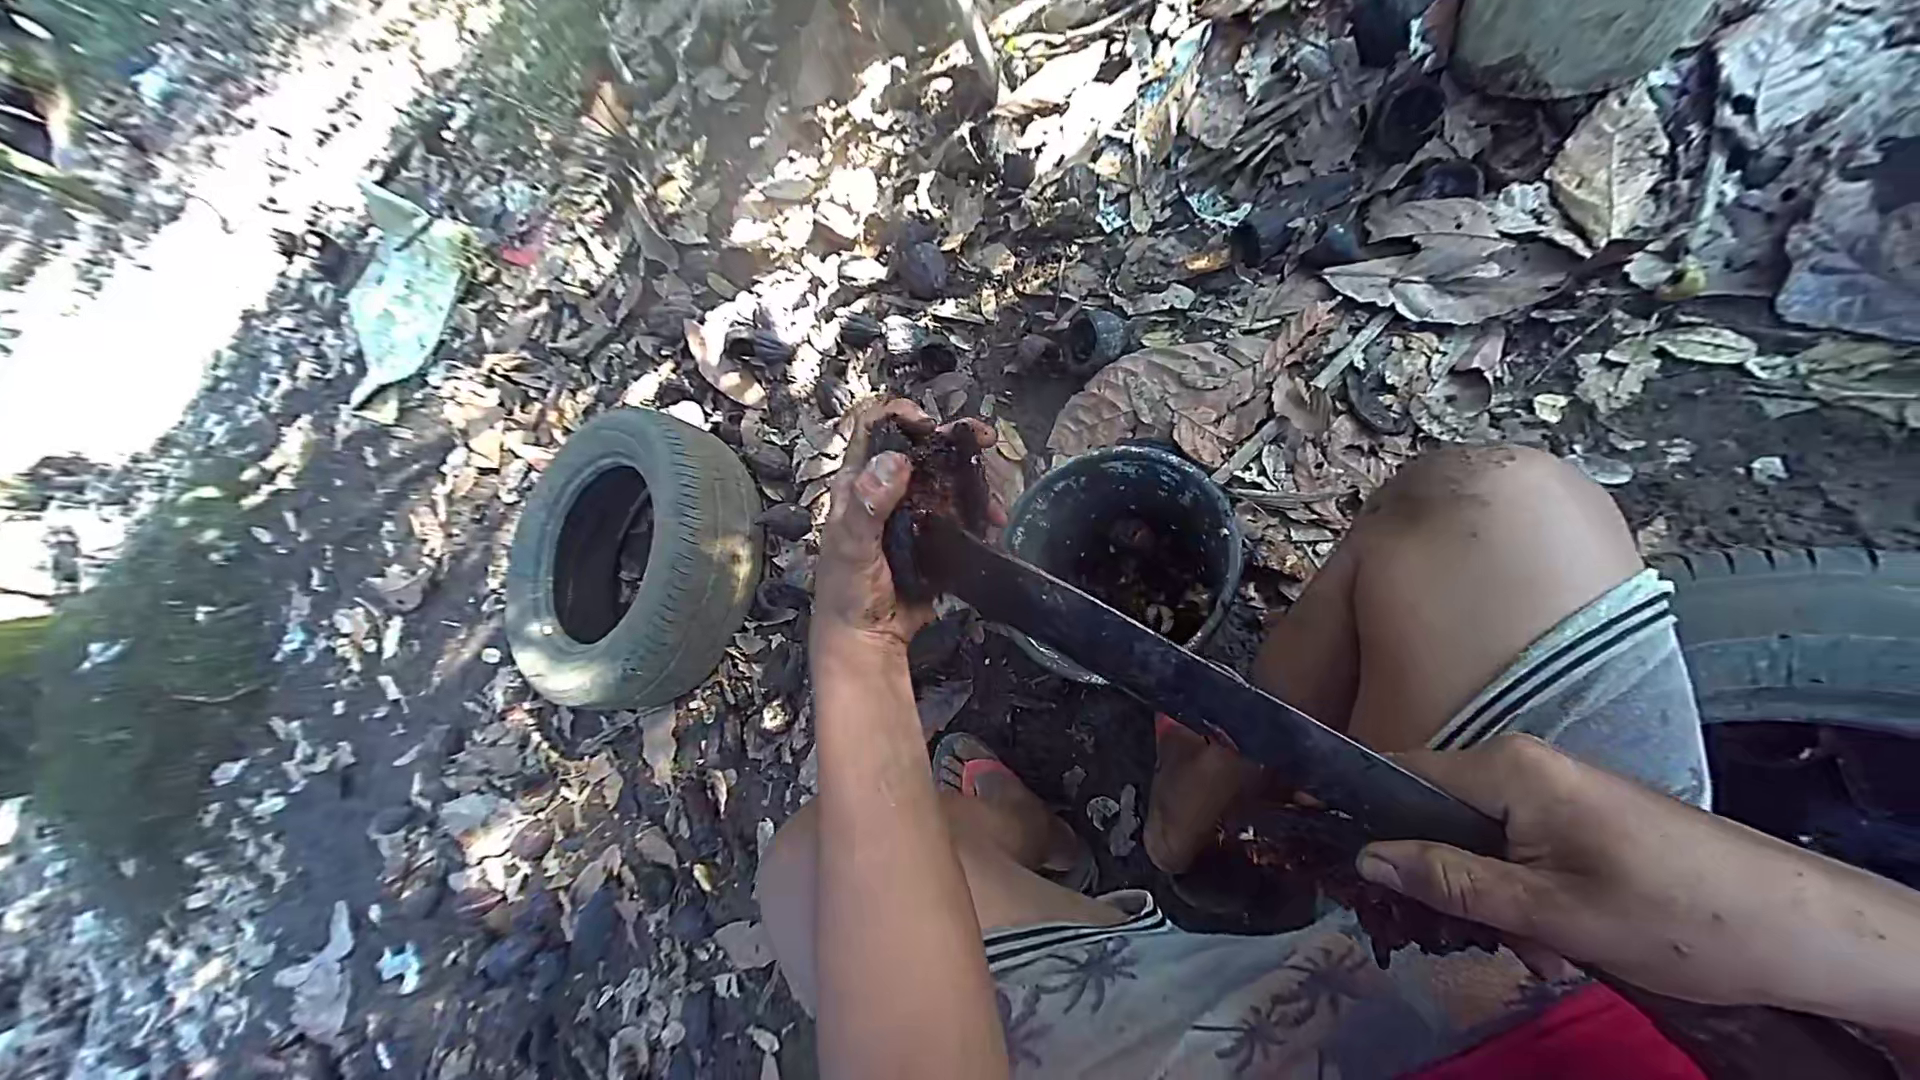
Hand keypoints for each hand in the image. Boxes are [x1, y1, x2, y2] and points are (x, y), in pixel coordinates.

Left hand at [812, 400, 998, 651]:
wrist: (870, 639)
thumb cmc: (848, 595)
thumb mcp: (851, 549)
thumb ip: (868, 507)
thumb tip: (895, 462)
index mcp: (858, 486)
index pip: (875, 431)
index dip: (900, 416)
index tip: (928, 424)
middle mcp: (887, 491)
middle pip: (921, 449)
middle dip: (953, 440)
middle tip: (982, 439)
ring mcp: (913, 512)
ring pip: (946, 479)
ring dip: (973, 479)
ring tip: (992, 496)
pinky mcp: (934, 534)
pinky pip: (959, 512)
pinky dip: (978, 511)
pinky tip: (991, 521)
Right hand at [1356, 734, 1919, 1013]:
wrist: (1826, 934)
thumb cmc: (1682, 916)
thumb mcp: (1555, 912)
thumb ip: (1450, 881)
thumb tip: (1363, 858)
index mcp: (1503, 765)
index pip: (1397, 771)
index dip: (1360, 808)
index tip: (1336, 850)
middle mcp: (1516, 760)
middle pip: (1433, 807)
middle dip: (1443, 872)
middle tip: (1476, 933)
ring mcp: (1546, 782)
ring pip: (1472, 830)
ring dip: (1485, 888)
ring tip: (1536, 945)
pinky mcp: (1571, 808)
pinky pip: (1510, 836)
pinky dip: (1516, 882)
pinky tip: (1556, 930)